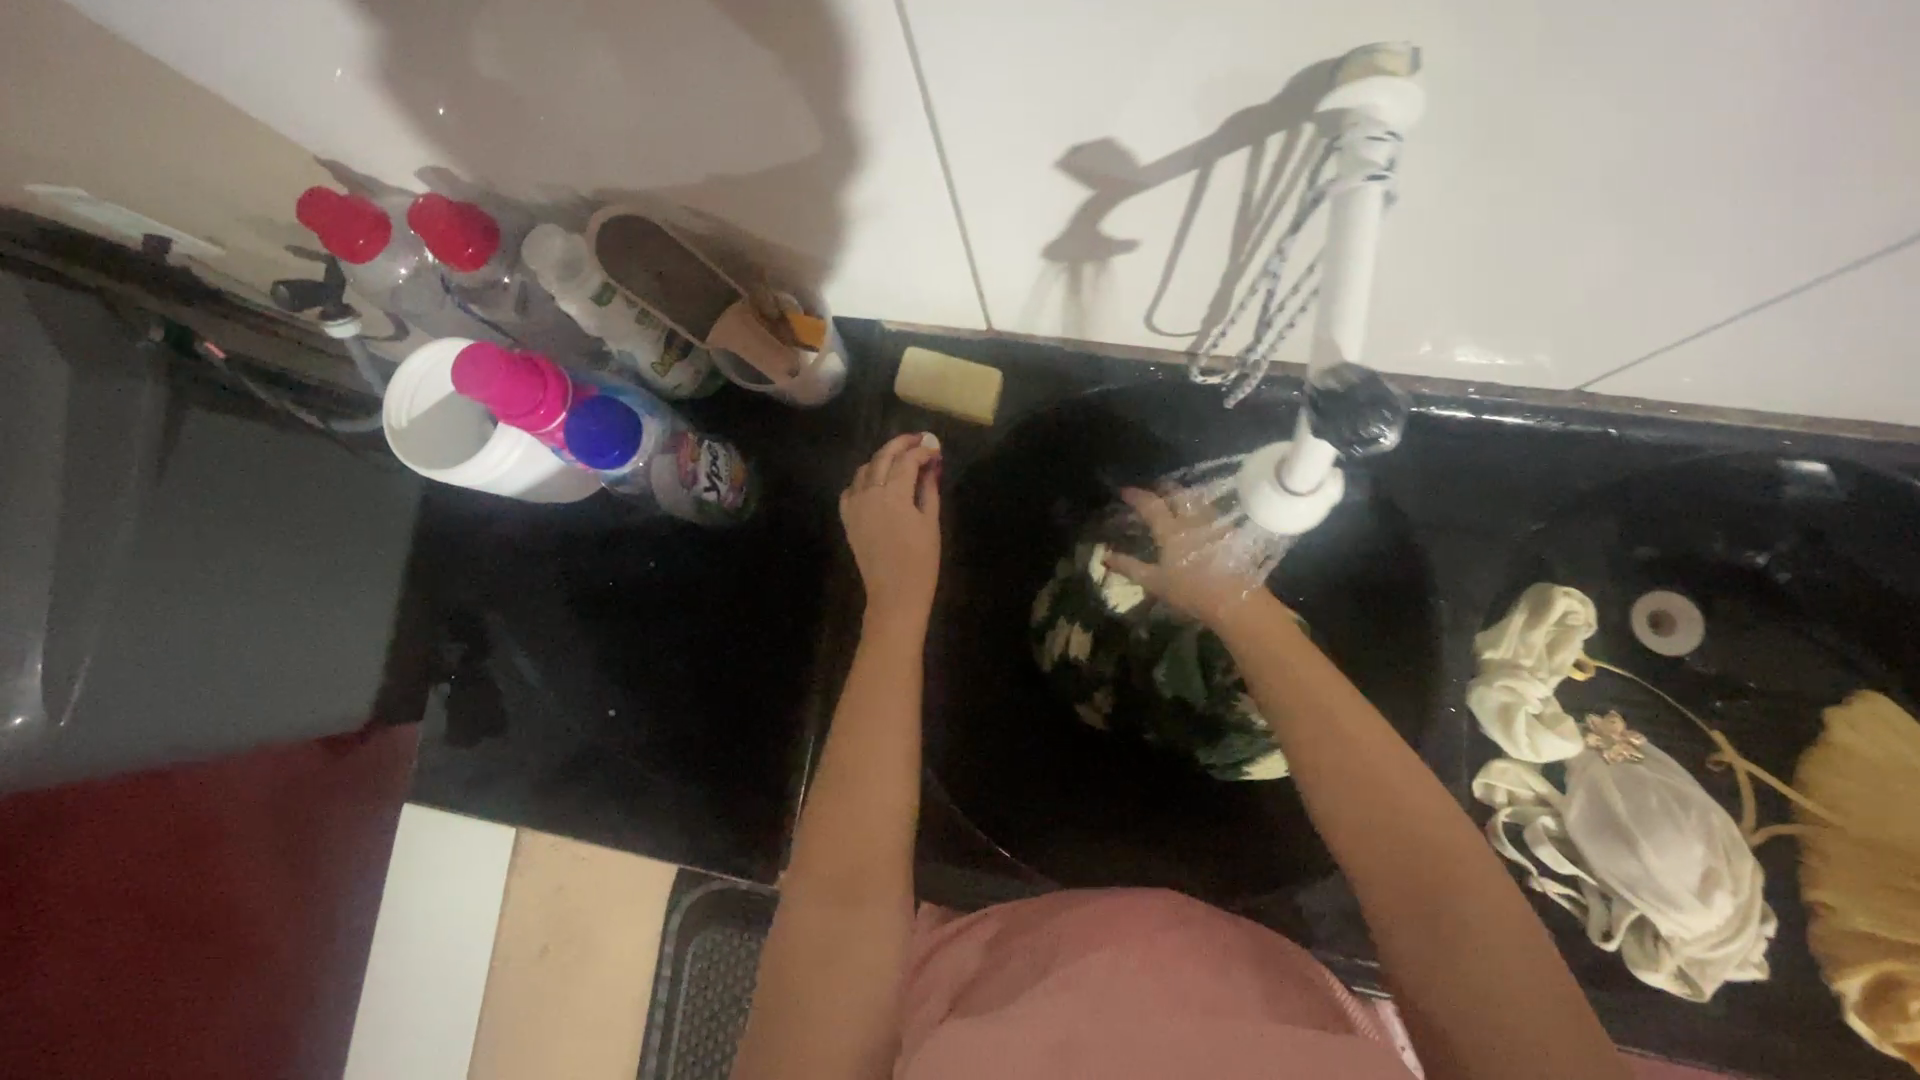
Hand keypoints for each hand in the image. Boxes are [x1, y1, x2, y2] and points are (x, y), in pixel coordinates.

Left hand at [841, 433, 942, 629]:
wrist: (894, 594)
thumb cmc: (921, 561)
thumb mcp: (930, 522)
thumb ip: (929, 489)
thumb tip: (933, 465)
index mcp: (894, 494)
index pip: (907, 460)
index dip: (923, 451)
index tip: (935, 449)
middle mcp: (870, 493)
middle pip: (883, 457)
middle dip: (901, 444)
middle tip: (918, 440)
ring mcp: (855, 505)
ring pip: (865, 469)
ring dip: (882, 459)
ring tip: (900, 459)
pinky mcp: (848, 518)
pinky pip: (852, 489)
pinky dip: (864, 480)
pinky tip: (877, 483)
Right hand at [1104, 486, 1271, 628]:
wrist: (1235, 601)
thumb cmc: (1190, 591)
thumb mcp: (1154, 582)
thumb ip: (1129, 567)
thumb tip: (1105, 556)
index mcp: (1171, 530)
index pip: (1150, 505)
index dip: (1136, 496)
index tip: (1124, 491)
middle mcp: (1192, 520)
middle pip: (1176, 494)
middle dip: (1162, 488)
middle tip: (1152, 490)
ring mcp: (1213, 524)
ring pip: (1195, 500)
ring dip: (1182, 495)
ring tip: (1174, 500)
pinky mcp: (1229, 532)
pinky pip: (1209, 511)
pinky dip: (1198, 508)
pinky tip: (1197, 518)